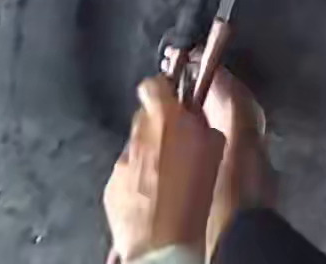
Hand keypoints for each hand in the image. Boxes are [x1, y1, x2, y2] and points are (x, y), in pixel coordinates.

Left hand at [102, 77, 224, 261]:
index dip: (162, 86)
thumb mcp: (214, 145)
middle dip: (158, 122)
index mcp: (165, 118)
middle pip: (144, 115)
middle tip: (175, 138)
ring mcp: (121, 162)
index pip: (153, 83)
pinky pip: (125, 171)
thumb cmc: (194, 191)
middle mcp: (138, 135)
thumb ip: (201, 122)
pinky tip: (152, 191)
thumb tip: (194, 116)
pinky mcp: (110, 188)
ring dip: (148, 150)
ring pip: (135, 144)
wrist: (163, 241)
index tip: (171, 94)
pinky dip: (136, 175)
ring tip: (165, 172)